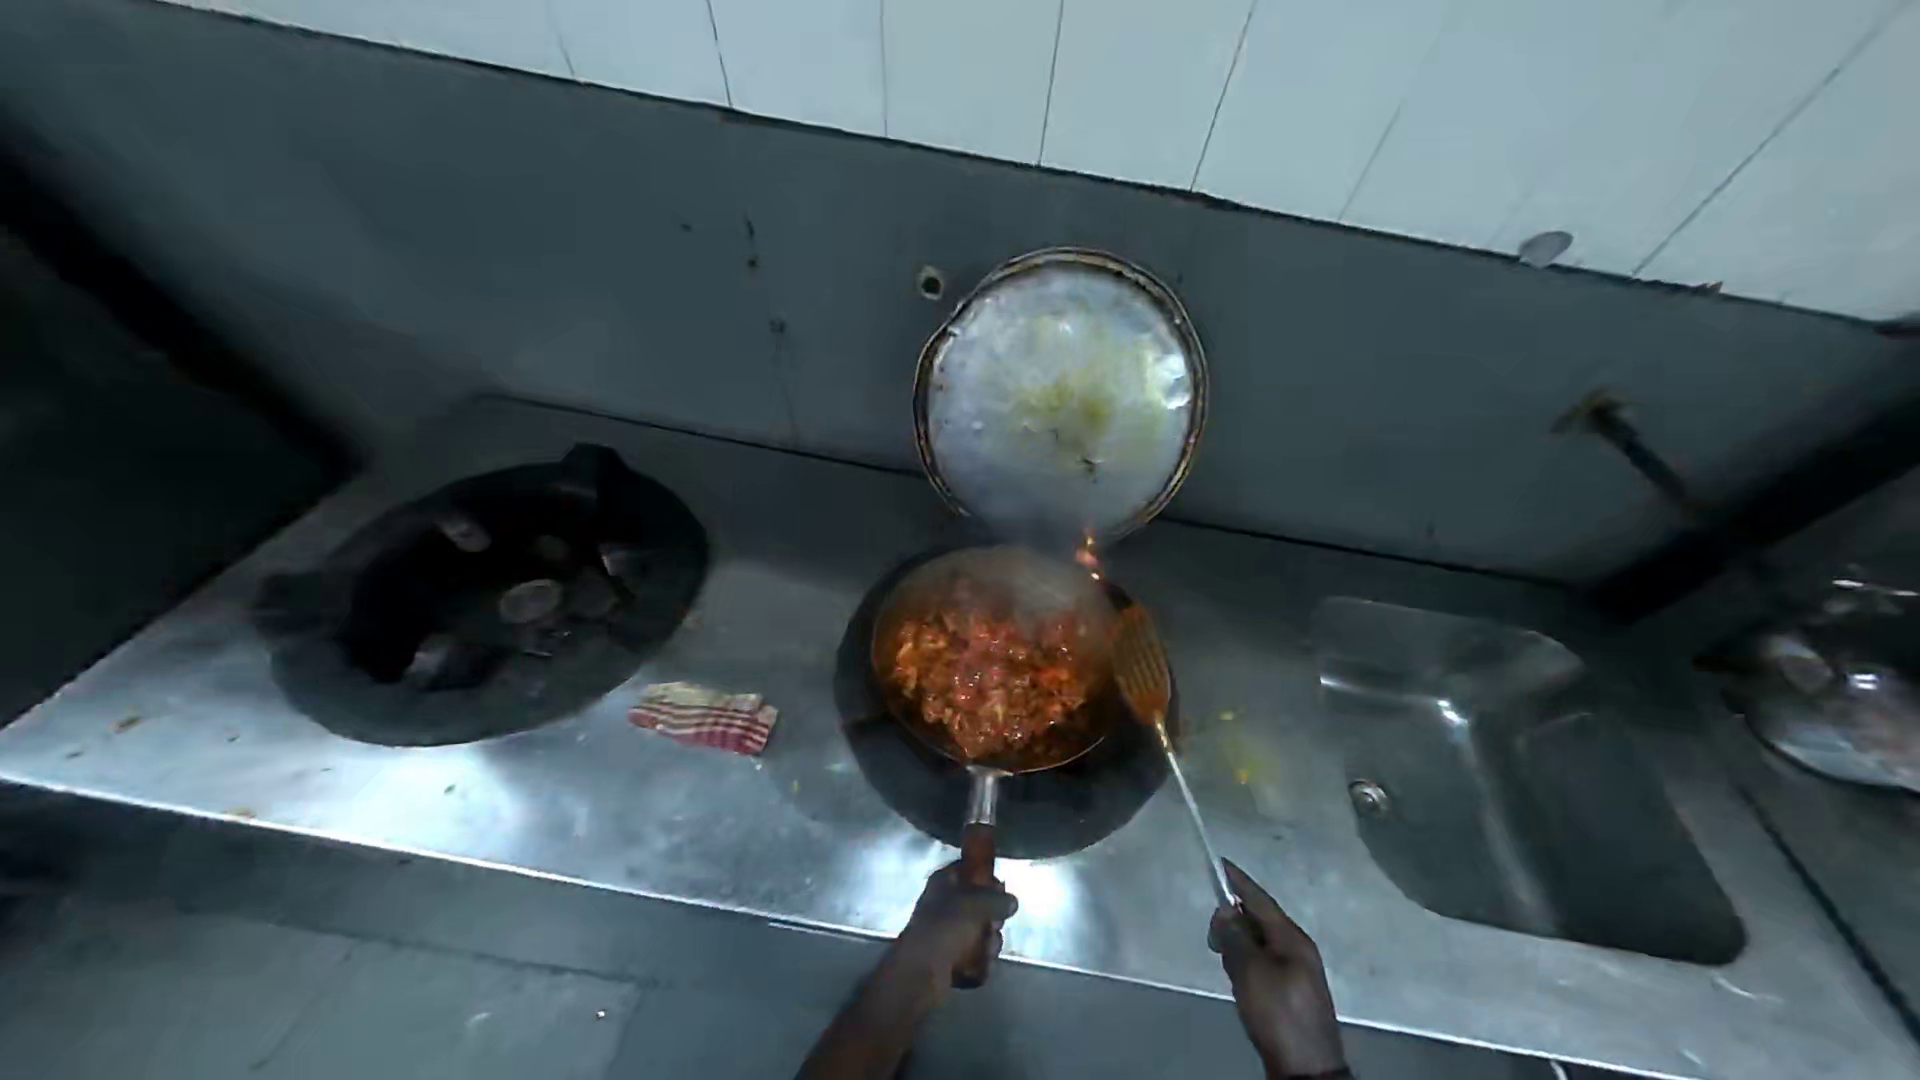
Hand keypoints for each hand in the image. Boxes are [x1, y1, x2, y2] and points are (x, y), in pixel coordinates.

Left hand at [887, 861, 1018, 994]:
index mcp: (944, 881)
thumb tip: (1012, 902)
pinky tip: (979, 966)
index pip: (969, 868)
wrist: (921, 972)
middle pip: (979, 904)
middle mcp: (945, 904)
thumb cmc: (946, 926)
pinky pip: (975, 955)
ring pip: (981, 932)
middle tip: (993, 925)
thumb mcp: (977, 904)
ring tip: (985, 950)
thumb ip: (997, 899)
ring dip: (989, 943)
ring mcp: (946, 932)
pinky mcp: (950, 958)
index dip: (986, 876)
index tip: (1001, 889)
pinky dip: (980, 962)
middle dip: (992, 918)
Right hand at [1209, 860, 1346, 1078]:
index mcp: (1292, 938)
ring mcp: (1295, 971)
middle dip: (1233, 920)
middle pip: (1258, 919)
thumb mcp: (1251, 971)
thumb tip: (1225, 910)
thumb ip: (1235, 936)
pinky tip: (1236, 976)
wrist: (1306, 1070)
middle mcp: (1296, 948)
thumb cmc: (1278, 1013)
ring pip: (1257, 941)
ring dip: (1237, 944)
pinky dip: (1244, 961)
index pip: (1259, 899)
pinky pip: (1261, 961)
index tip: (1218, 862)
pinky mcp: (1288, 989)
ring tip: (1225, 961)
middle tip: (1214, 938)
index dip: (1238, 880)